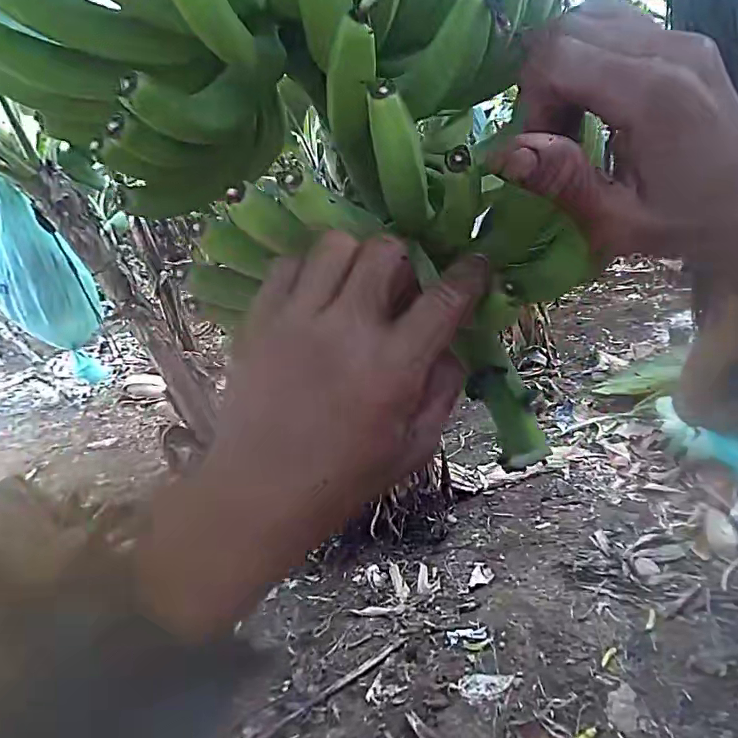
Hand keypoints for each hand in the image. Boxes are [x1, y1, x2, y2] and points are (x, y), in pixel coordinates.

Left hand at [135, 234, 485, 640]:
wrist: (258, 494)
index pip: (444, 298)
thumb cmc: (346, 476)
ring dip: (358, 257)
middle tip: (402, 288)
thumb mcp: (416, 445)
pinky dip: (311, 269)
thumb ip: (445, 389)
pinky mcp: (259, 319)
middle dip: (407, 260)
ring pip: (336, 244)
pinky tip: (317, 298)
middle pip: (386, 250)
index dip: (470, 274)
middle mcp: (347, 330)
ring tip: (357, 287)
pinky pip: (290, 263)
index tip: (478, 265)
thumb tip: (451, 345)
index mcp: (393, 366)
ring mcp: (297, 319)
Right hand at [492, 0, 737, 328]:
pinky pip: (618, 21)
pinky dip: (591, 49)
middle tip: (557, 131)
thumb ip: (564, 183)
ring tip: (576, 111)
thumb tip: (503, 154)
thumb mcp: (620, 223)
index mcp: (656, 96)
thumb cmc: (689, 225)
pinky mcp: (688, 39)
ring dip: (565, 58)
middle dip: (543, 77)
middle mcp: (671, 50)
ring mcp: (684, 37)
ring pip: (590, 13)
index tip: (546, 143)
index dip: (534, 98)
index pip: (559, 55)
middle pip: (569, 26)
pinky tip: (600, 95)